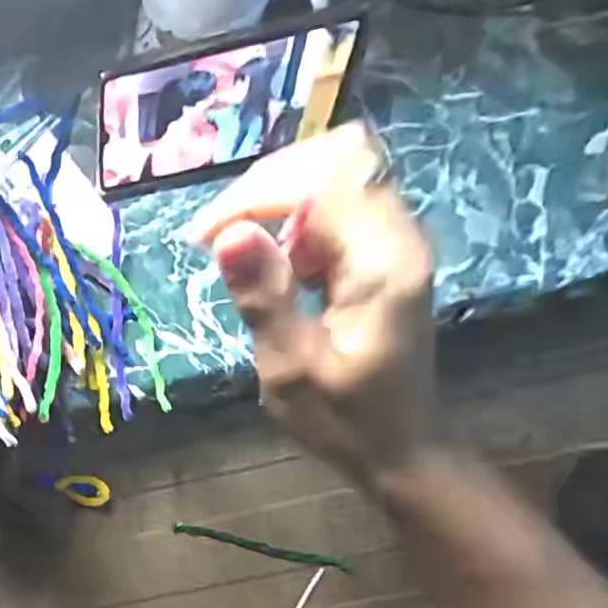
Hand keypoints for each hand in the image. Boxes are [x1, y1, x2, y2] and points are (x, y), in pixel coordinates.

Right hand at [186, 122, 440, 478]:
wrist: (401, 448)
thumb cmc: (343, 420)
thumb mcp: (291, 368)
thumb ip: (264, 298)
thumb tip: (228, 234)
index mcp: (382, 263)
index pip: (325, 178)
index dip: (257, 193)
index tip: (206, 237)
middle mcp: (398, 237)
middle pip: (338, 159)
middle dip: (266, 186)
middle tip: (218, 236)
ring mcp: (394, 242)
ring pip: (336, 177)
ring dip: (276, 204)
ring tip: (239, 255)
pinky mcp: (381, 255)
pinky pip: (335, 210)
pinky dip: (292, 225)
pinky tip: (273, 267)